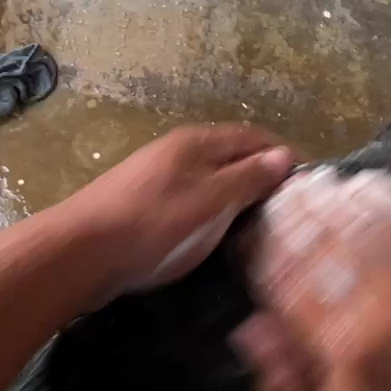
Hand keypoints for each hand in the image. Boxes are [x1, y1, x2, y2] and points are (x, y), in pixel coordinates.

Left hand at [52, 123, 297, 297]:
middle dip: (262, 174)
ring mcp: (156, 176)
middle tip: (290, 207)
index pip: (253, 137)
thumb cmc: (155, 224)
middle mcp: (177, 150)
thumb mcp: (212, 201)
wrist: (81, 252)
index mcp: (197, 142)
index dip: (283, 155)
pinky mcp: (142, 202)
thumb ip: (248, 178)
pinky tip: (216, 231)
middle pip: (231, 154)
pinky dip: (213, 208)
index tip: (309, 182)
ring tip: (261, 222)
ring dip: (237, 193)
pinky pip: (191, 196)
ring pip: (210, 177)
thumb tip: (284, 156)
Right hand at [231, 168, 390, 390]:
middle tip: (270, 198)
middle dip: (290, 215)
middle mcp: (381, 302)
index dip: (260, 251)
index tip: (243, 236)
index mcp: (345, 345)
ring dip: (331, 199)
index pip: (287, 279)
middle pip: (323, 240)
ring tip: (306, 185)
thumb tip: (248, 326)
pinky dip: (384, 197)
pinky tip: (360, 185)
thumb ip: (283, 385)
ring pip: (364, 221)